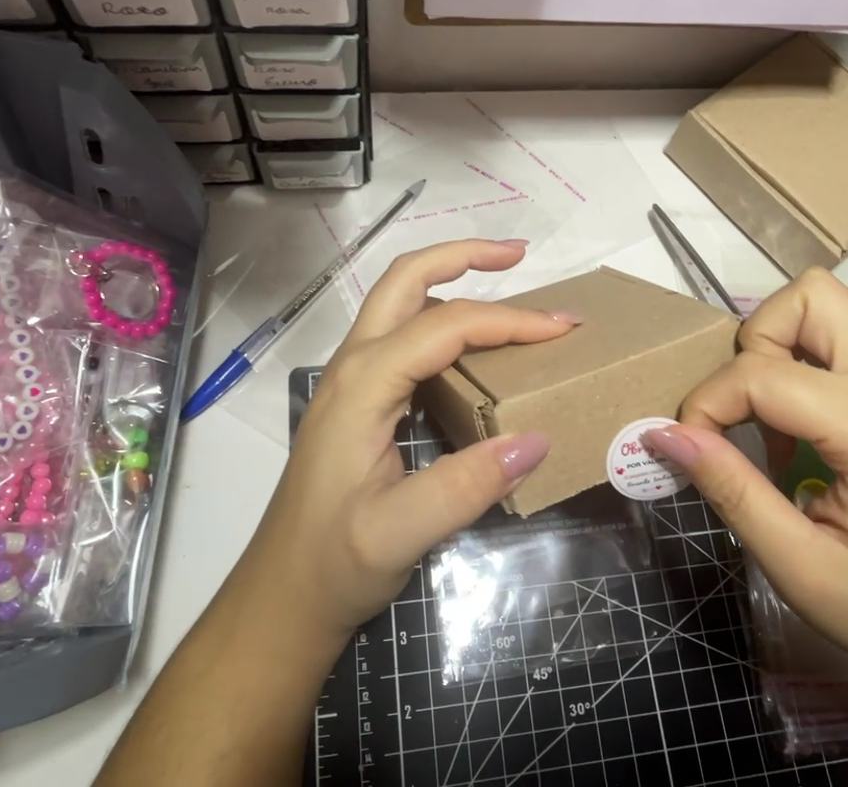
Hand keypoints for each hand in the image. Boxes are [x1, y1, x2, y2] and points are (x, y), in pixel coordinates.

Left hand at [244, 239, 575, 635]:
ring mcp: (352, 380)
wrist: (282, 594)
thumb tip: (537, 437)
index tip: (564, 327)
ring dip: (451, 278)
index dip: (508, 320)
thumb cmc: (332, 563)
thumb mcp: (398, 533)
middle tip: (520, 253)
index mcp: (363, 385)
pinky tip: (473, 344)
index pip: (445, 327)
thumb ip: (464, 487)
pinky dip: (443, 317)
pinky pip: (403, 335)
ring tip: (507, 284)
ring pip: (399, 301)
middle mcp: (354, 366)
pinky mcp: (359, 399)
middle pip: (405, 279)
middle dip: (462, 254)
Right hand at [640, 268, 847, 702]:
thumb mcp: (800, 568)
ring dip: (776, 347)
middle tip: (742, 413)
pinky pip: (835, 341)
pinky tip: (794, 433)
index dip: (707, 404)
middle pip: (810, 296)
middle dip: (755, 342)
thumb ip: (731, 490)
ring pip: (824, 305)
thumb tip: (663, 434)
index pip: (763, 373)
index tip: (690, 451)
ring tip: (766, 421)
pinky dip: (796, 365)